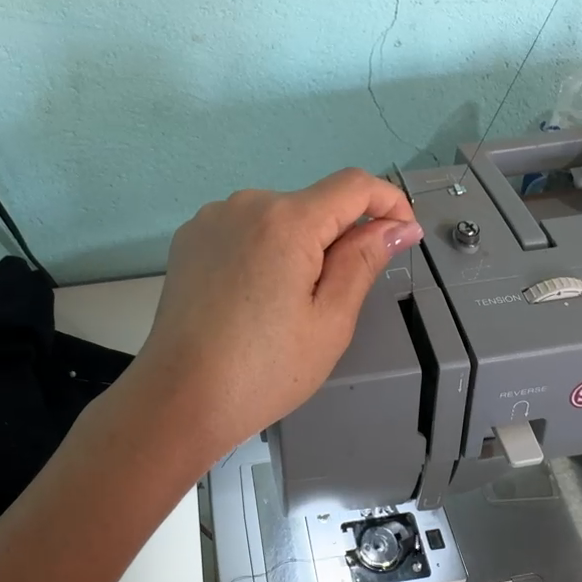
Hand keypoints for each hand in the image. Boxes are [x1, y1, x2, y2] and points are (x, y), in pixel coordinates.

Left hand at [129, 168, 424, 459]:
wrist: (177, 397)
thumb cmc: (263, 370)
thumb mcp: (330, 321)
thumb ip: (364, 260)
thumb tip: (399, 225)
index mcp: (286, 220)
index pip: (354, 185)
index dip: (388, 201)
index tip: (403, 234)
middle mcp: (248, 203)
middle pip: (314, 204)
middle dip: (337, 237)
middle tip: (331, 301)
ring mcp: (213, 216)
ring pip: (279, 216)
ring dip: (298, 244)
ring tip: (284, 306)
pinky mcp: (191, 235)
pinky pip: (244, 227)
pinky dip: (262, 249)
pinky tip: (250, 296)